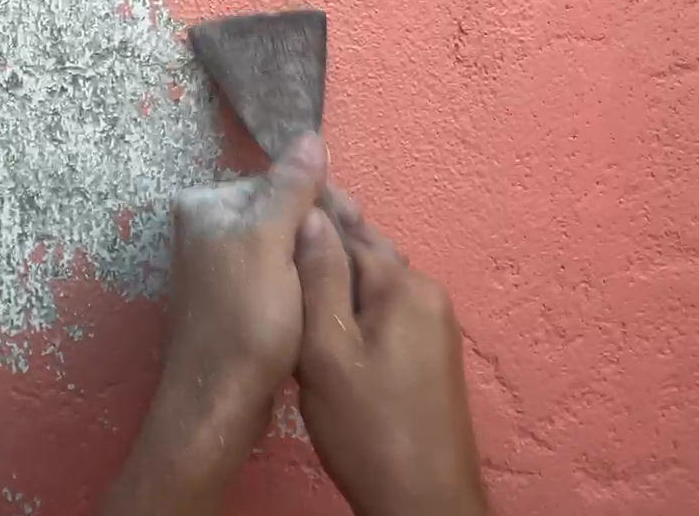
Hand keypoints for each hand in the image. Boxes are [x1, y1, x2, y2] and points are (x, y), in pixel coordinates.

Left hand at [101, 133, 328, 515]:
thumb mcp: (270, 243)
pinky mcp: (233, 293)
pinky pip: (276, 270)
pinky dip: (302, 277)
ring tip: (344, 274)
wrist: (219, 402)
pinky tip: (323, 293)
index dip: (320, 198)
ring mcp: (218, 261)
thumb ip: (292, 187)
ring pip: (282, 242)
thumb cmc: (244, 318)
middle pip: (280, 209)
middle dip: (318, 227)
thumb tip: (309, 134)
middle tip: (357, 253)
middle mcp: (205, 225)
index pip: (276, 181)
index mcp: (205, 203)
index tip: (358, 223)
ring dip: (314, 254)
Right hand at [294, 211, 486, 515]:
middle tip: (270, 247)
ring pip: (368, 279)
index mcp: (404, 284)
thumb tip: (312, 213)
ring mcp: (431, 320)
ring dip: (332, 275)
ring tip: (286, 275)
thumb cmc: (366, 427)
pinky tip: (320, 312)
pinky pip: (380, 304)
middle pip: (361, 250)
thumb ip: (319, 277)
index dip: (305, 219)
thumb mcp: (327, 349)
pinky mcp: (426, 347)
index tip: (266, 213)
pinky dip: (349, 300)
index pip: (346, 228)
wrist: (422, 506)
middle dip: (319, 246)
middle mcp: (426, 291)